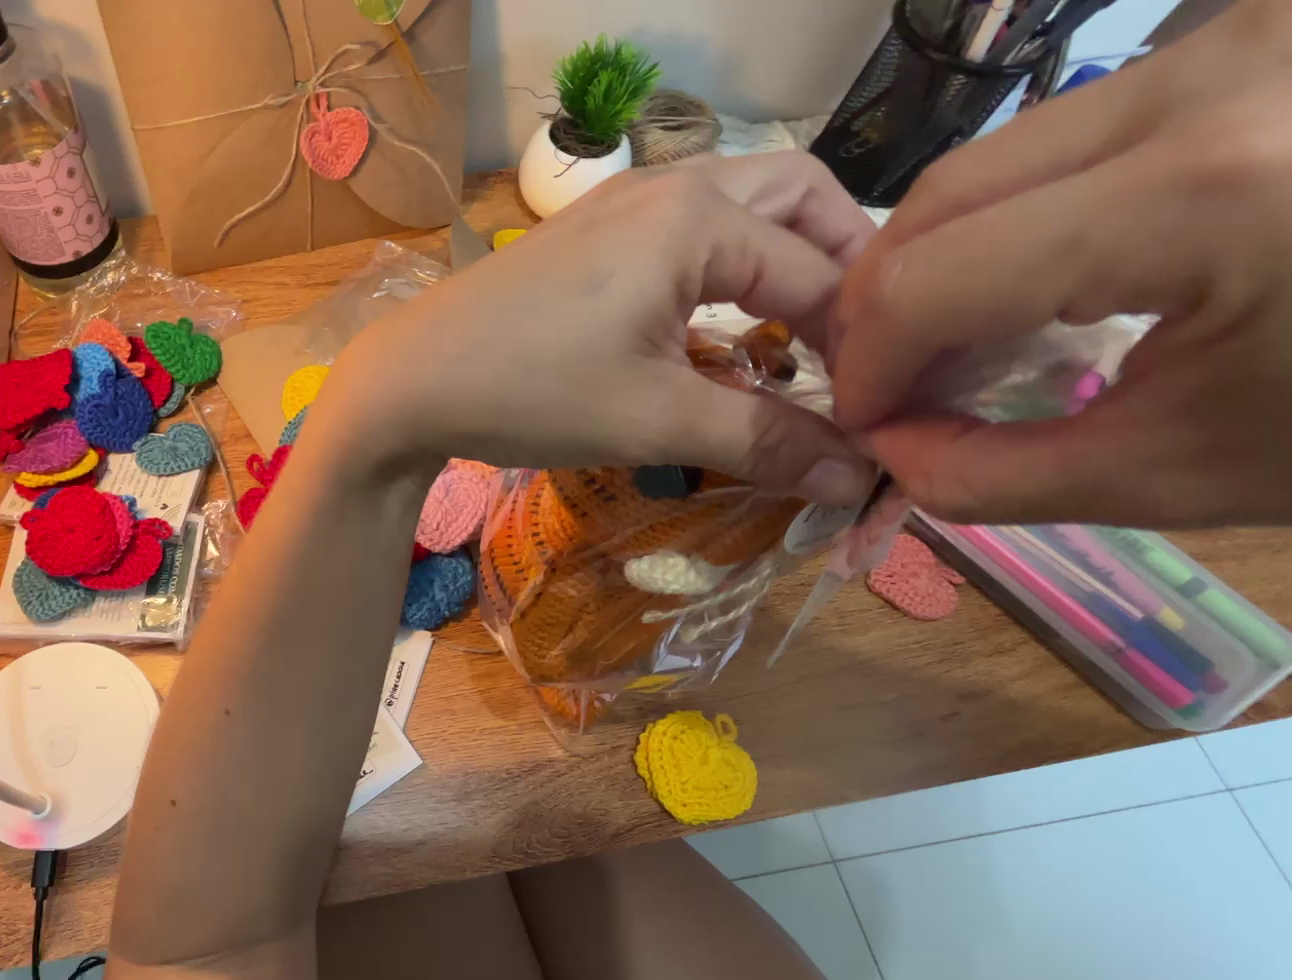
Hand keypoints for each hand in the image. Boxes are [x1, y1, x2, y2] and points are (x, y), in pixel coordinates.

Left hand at [314, 151, 878, 506]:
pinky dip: (721, 271)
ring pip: (737, 210)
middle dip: (841, 264)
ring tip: (796, 338)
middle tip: (855, 342)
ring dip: (780, 263)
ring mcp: (619, 205)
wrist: (407, 383)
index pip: (823, 272)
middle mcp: (667, 186)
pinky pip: (684, 233)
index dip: (865, 344)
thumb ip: (763, 440)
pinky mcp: (587, 235)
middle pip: (796, 199)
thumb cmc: (529, 392)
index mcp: (698, 217)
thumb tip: (854, 479)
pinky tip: (714, 329)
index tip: (885, 407)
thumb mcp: (654, 419)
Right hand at [832, 0, 1291, 526]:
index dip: (866, 364)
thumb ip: (987, 474)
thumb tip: (882, 444)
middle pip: (937, 199)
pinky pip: (1065, 136)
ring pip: (991, 160)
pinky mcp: (1259, 33)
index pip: (924, 280)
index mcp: (1206, 193)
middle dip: (883, 307)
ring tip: (962, 338)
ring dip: (941, 262)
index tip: (867, 421)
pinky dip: (1013, 221)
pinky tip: (1038, 282)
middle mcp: (1214, 71)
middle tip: (897, 382)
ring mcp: (1245, 29)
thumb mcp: (1184, 470)